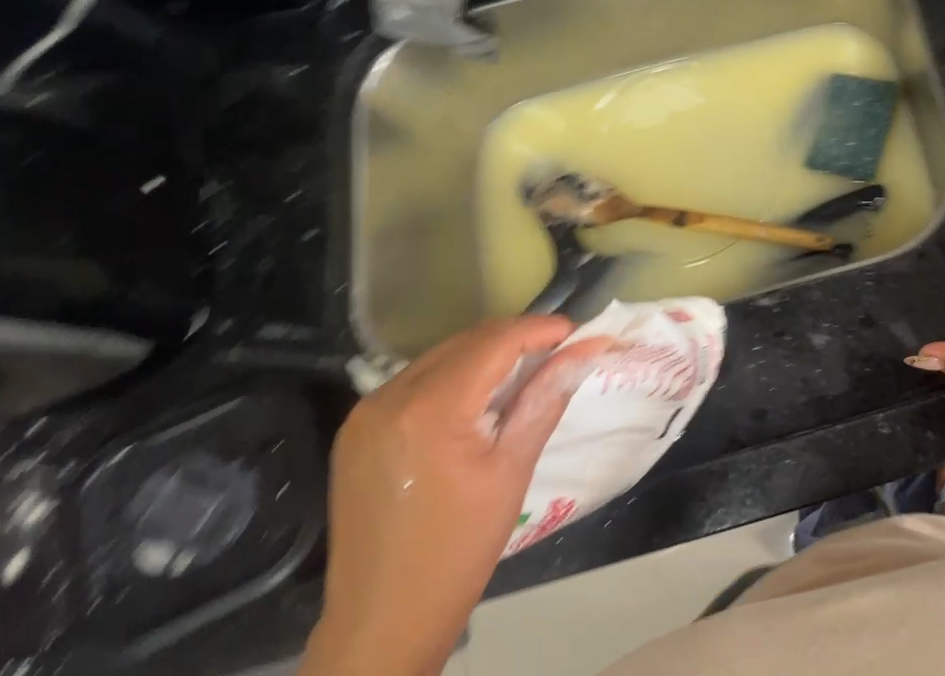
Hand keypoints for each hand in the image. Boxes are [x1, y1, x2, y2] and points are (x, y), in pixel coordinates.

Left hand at [302, 316, 613, 675]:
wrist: (384, 616)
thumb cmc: (461, 546)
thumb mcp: (514, 468)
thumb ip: (547, 397)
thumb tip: (587, 349)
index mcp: (429, 409)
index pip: (495, 341)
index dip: (541, 329)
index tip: (580, 333)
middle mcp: (388, 397)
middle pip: (466, 343)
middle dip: (516, 340)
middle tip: (560, 355)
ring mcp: (365, 413)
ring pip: (439, 358)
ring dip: (485, 358)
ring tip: (525, 378)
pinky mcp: (357, 430)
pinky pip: (414, 383)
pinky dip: (454, 380)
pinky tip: (478, 404)